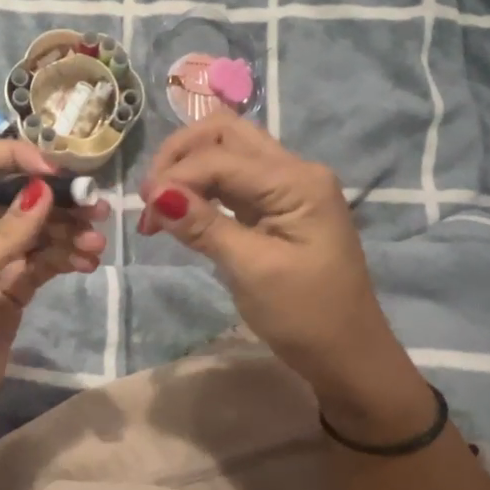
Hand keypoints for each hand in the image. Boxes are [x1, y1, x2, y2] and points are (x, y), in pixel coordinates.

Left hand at [0, 143, 108, 474]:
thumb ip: (7, 234)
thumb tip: (44, 188)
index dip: (19, 157)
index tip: (57, 171)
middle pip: (21, 196)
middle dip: (58, 199)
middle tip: (97, 212)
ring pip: (40, 230)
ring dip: (70, 232)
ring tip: (96, 246)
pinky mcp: (15, 290)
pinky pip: (46, 262)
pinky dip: (68, 258)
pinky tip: (88, 264)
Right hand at [137, 116, 435, 443]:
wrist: (346, 354)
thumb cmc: (305, 315)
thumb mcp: (251, 271)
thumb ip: (204, 226)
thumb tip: (155, 194)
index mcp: (297, 182)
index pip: (221, 157)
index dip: (176, 176)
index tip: (143, 213)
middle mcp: (294, 171)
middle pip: (226, 134)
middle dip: (180, 155)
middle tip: (151, 196)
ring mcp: (287, 188)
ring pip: (227, 152)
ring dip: (188, 170)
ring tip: (158, 209)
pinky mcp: (276, 208)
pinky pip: (232, 181)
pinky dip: (201, 189)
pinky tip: (180, 214)